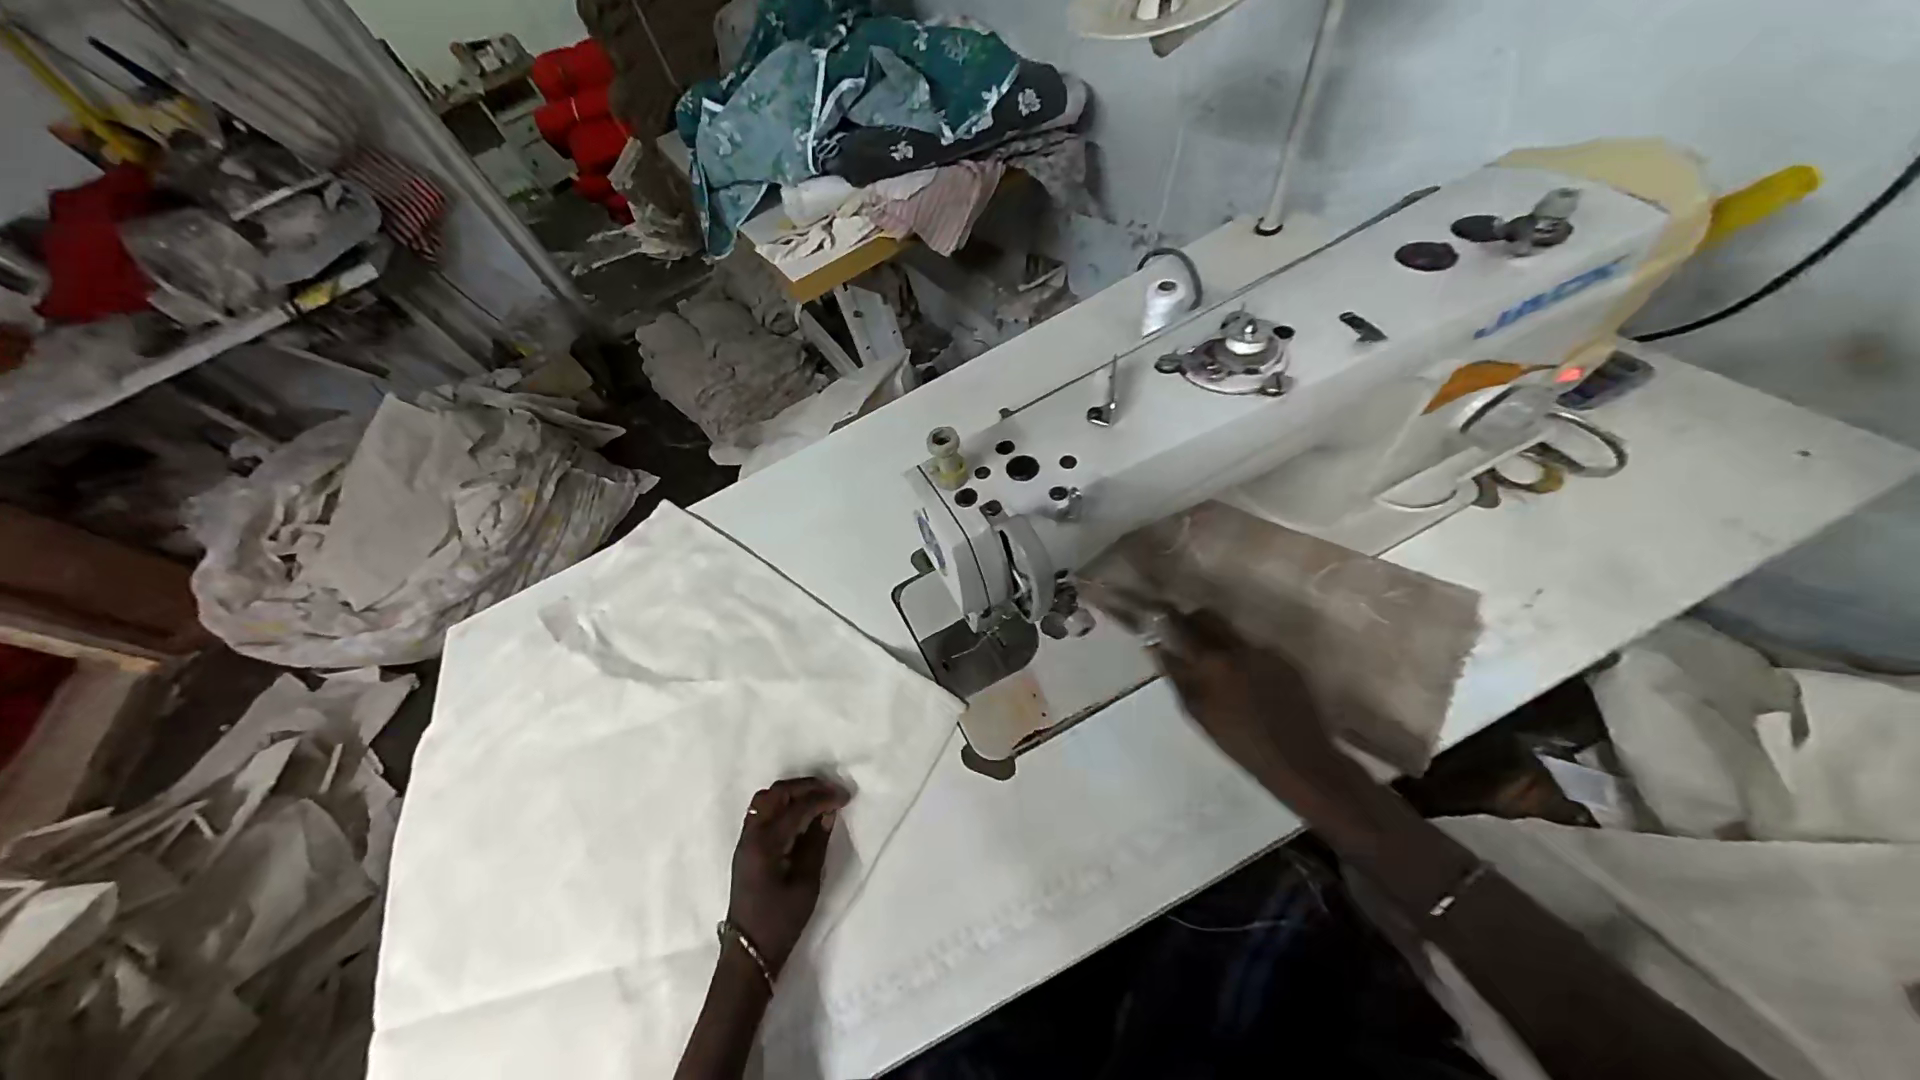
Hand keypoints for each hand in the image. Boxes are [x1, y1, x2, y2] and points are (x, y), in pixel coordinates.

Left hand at [727, 777, 849, 973]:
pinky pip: (763, 812)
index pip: (798, 807)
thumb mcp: (807, 883)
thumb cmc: (781, 921)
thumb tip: (827, 813)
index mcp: (766, 843)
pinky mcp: (747, 847)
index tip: (846, 796)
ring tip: (818, 797)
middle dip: (806, 787)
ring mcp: (745, 840)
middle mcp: (751, 835)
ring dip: (793, 792)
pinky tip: (801, 813)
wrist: (749, 952)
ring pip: (767, 799)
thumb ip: (816, 843)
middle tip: (832, 791)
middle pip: (777, 794)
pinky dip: (783, 804)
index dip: (823, 797)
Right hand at [1151, 610, 1345, 793]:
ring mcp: (1263, 652)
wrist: (1297, 758)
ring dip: (1218, 639)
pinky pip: (1254, 648)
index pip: (1180, 627)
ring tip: (1217, 662)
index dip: (1167, 621)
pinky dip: (1244, 657)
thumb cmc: (1239, 742)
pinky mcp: (1284, 659)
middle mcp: (1236, 648)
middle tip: (1185, 634)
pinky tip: (1247, 678)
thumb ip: (1176, 677)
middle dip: (1192, 621)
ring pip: (1231, 632)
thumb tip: (1159, 649)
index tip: (1159, 621)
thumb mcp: (1197, 713)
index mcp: (1210, 662)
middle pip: (1207, 617)